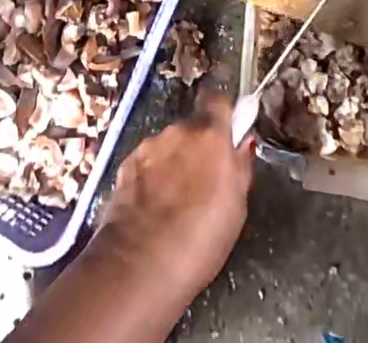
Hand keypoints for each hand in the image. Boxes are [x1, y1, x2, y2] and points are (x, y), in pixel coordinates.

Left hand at [93, 93, 253, 298]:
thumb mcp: (238, 205)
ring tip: (173, 200)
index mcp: (212, 135)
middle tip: (202, 180)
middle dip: (197, 147)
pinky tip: (151, 207)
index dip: (222, 112)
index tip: (226, 131)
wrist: (138, 267)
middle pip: (193, 128)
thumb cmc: (201, 238)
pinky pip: (146, 164)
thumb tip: (242, 143)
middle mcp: (180, 132)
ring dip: (173, 162)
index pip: (218, 100)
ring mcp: (149, 147)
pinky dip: (150, 178)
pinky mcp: (124, 167)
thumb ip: (241, 165)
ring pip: (168, 146)